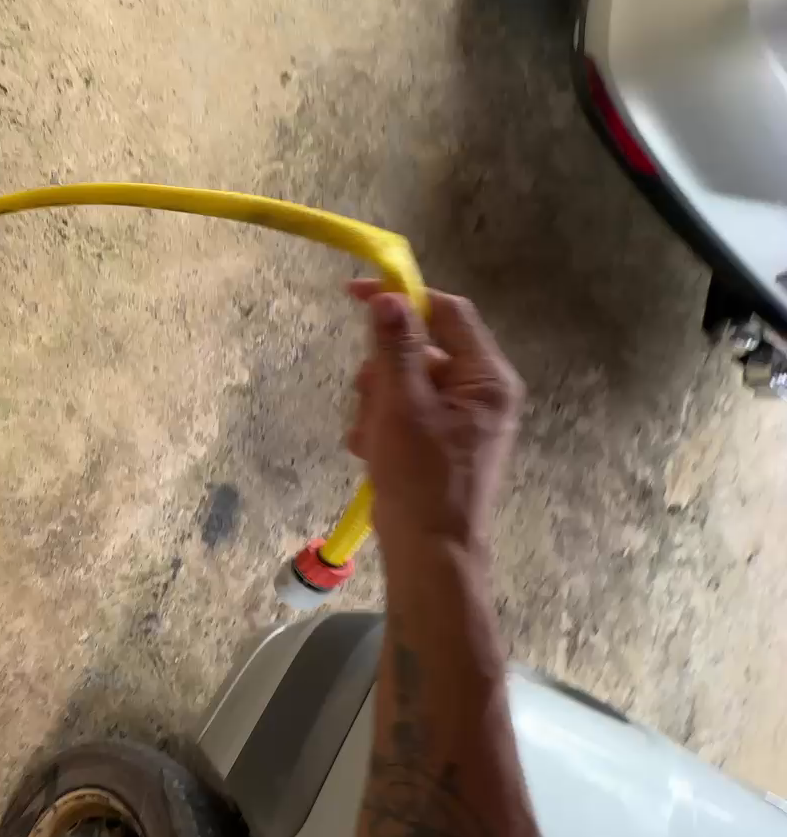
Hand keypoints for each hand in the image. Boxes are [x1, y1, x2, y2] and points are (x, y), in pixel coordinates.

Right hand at [346, 281, 523, 551]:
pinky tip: (373, 449)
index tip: (351, 292)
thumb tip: (388, 297)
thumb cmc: (421, 475)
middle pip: (416, 349)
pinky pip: (397, 409)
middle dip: (380, 371)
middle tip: (369, 402)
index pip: (447, 313)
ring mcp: (457, 414)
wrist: (429, 544)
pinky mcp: (435, 435)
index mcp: (485, 377)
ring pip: (399, 380)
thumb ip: (395, 349)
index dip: (401, 297)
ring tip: (371, 437)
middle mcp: (478, 390)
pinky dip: (377, 423)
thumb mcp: (403, 406)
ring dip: (373, 403)